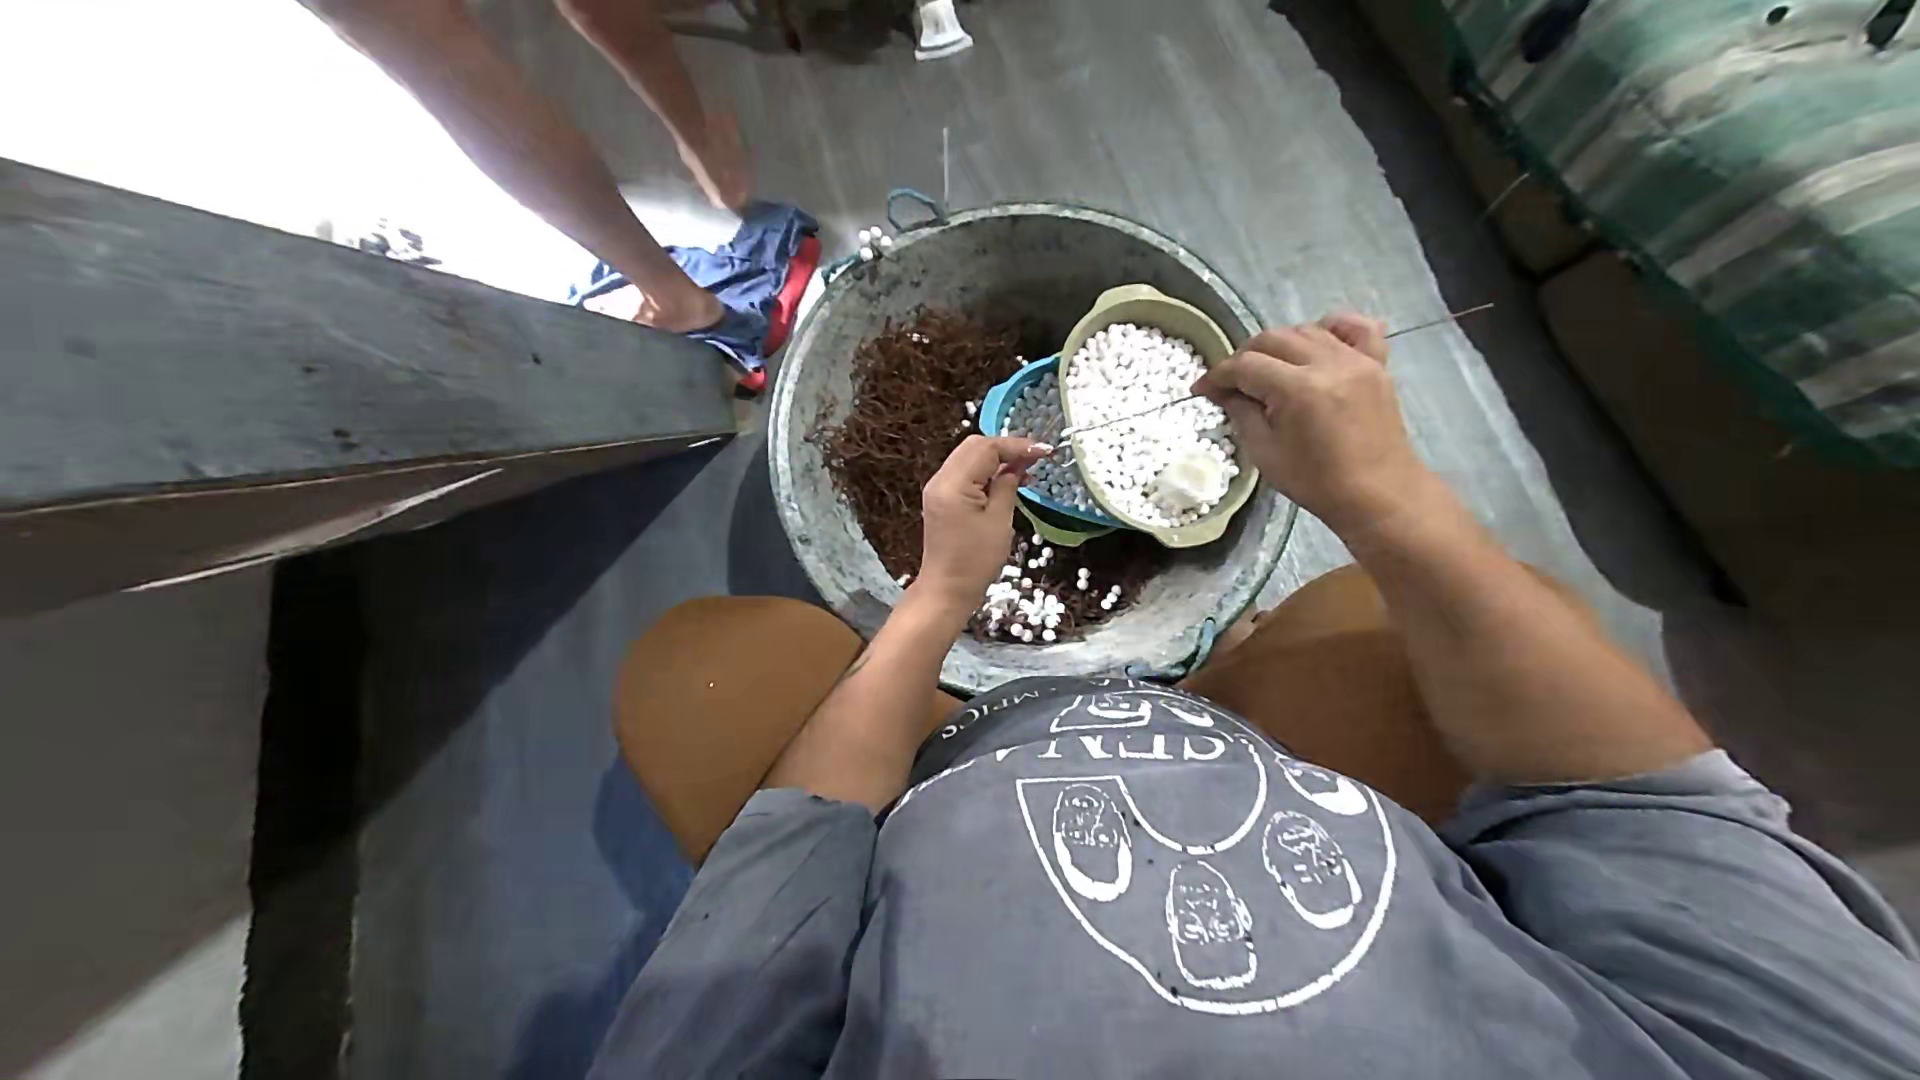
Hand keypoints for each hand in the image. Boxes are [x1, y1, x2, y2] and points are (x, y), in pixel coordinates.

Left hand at [915, 435, 1047, 612]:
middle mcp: (940, 480)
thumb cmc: (976, 561)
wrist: (947, 589)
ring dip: (996, 458)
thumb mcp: (999, 521)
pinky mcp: (941, 499)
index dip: (1016, 446)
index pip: (986, 448)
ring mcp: (938, 489)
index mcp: (953, 484)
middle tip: (1035, 457)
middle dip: (1006, 448)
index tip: (1044, 451)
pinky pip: (964, 473)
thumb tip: (1018, 465)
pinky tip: (1007, 480)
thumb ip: (1007, 486)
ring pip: (969, 457)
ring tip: (1026, 467)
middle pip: (974, 446)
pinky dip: (985, 471)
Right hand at [1193, 312, 1436, 532]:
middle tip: (1232, 383)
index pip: (1245, 365)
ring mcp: (1357, 360)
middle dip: (1244, 357)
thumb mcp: (1265, 452)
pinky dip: (1332, 327)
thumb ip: (1242, 413)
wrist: (1377, 493)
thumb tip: (1224, 392)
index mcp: (1298, 390)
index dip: (1218, 375)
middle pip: (1273, 339)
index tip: (1202, 388)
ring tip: (1268, 370)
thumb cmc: (1315, 481)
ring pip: (1306, 330)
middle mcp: (1328, 364)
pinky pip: (1356, 327)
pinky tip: (1318, 341)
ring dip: (1279, 344)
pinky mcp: (1376, 363)